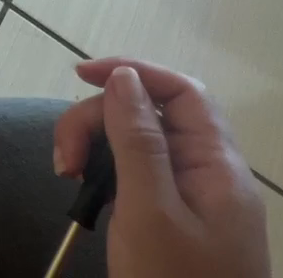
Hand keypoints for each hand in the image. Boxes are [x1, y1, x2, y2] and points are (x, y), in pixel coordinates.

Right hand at [54, 59, 269, 277]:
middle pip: (146, 112)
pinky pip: (130, 165)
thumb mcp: (149, 210)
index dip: (133, 72)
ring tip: (67, 174)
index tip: (79, 76)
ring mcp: (188, 192)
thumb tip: (124, 76)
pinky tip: (82, 185)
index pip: (182, 92)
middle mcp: (207, 172)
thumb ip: (138, 141)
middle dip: (96, 120)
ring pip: (131, 136)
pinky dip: (99, 166)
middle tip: (65, 157)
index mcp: (217, 168)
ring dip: (90, 142)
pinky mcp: (168, 209)